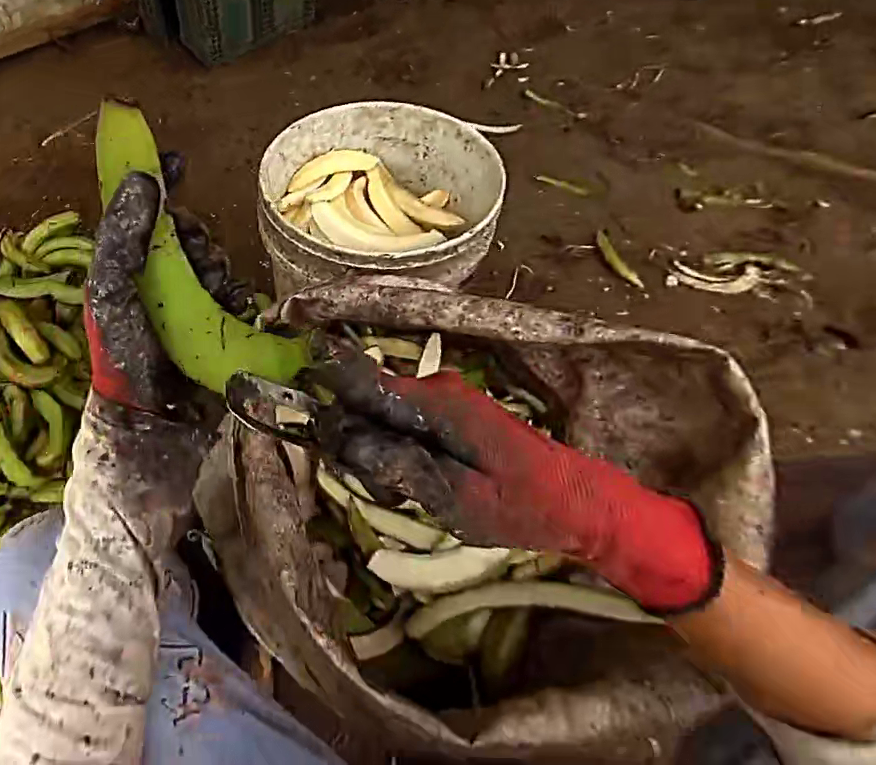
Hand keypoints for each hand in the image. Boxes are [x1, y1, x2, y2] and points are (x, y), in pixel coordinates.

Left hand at [79, 162, 247, 552]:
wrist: (154, 430)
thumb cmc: (123, 359)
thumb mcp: (111, 293)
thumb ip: (121, 237)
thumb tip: (141, 180)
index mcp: (123, 269)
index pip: (141, 212)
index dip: (158, 182)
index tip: (176, 160)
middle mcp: (154, 281)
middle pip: (186, 234)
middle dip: (192, 239)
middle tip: (190, 258)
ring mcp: (187, 305)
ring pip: (215, 262)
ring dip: (216, 272)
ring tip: (208, 300)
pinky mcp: (217, 328)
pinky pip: (236, 294)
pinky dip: (235, 299)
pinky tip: (228, 317)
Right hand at [315, 348, 722, 613]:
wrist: (586, 504)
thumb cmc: (527, 506)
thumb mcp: (462, 501)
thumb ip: (401, 467)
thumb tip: (342, 437)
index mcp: (436, 403)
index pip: (363, 378)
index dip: (323, 372)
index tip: (289, 370)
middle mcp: (433, 388)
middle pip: (363, 400)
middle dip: (351, 435)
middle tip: (369, 481)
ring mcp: (439, 396)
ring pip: (377, 412)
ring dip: (372, 446)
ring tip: (403, 490)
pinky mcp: (443, 409)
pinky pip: (397, 420)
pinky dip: (391, 444)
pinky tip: (412, 476)